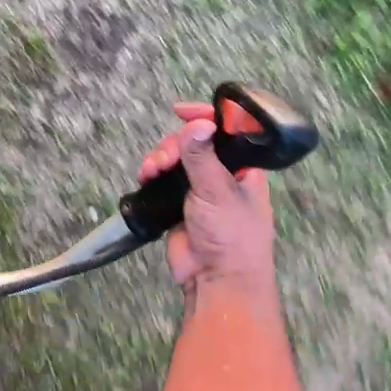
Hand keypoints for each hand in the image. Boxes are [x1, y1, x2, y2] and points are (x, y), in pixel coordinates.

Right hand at [136, 101, 276, 301]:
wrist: (216, 279)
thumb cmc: (231, 235)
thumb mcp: (218, 191)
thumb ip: (203, 156)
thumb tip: (198, 122)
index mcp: (244, 169)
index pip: (227, 131)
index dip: (206, 116)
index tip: (180, 110)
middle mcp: (222, 174)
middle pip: (192, 141)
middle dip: (173, 144)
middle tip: (166, 160)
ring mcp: (200, 188)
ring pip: (174, 157)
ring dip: (159, 158)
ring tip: (152, 172)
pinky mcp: (178, 201)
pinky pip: (162, 176)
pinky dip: (151, 173)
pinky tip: (146, 178)